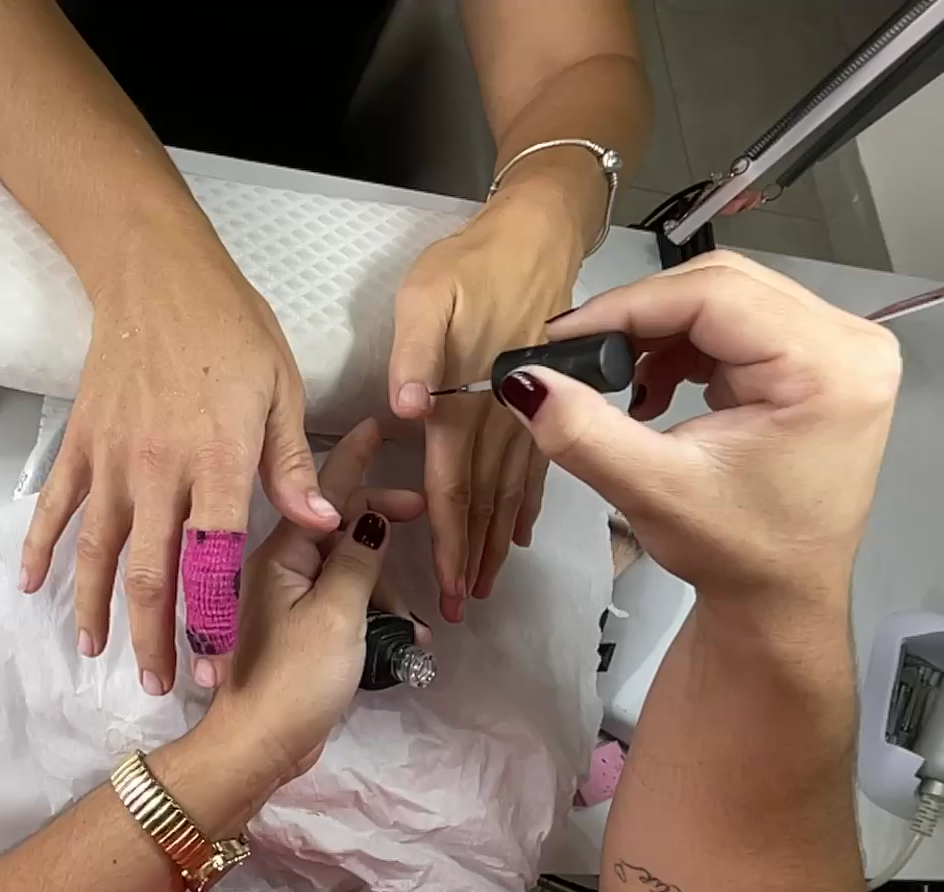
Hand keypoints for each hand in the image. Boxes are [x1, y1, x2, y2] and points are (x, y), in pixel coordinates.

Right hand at [21, 253, 340, 696]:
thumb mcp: (281, 390)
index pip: (217, 558)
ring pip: (97, 550)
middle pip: (153, 571)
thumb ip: (292, 465)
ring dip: (97, 608)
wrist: (157, 277)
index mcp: (218, 460)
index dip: (217, 619)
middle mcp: (159, 471)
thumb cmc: (231, 329)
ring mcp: (111, 460)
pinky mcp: (80, 445)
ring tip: (97, 654)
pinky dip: (40, 548)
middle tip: (157, 684)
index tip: (217, 670)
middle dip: (155, 634)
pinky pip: (53, 505)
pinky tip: (32, 587)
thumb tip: (319, 523)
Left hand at [192, 420, 425, 786]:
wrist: (259, 746)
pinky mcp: (301, 627)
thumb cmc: (294, 678)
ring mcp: (289, 597)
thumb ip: (356, 559)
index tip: (384, 423)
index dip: (356, 458)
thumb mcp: (334, 614)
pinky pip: (345, 602)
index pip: (323, 492)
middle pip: (339, 525)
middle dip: (382, 522)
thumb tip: (374, 515)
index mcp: (280, 552)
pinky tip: (403, 640)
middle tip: (426, 513)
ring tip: (415, 622)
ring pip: (348, 567)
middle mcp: (280, 566)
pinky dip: (373, 614)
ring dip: (384, 587)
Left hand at [388, 190, 582, 620]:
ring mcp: (520, 417)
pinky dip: (525, 505)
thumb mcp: (428, 295)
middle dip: (472, 559)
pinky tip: (521, 532)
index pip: (453, 492)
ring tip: (489, 582)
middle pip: (482, 506)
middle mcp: (496, 424)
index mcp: (462, 408)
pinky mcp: (533, 405)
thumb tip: (406, 410)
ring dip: (498, 542)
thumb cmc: (471, 264)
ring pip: (508, 496)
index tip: (451, 588)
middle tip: (465, 606)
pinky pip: (533, 468)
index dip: (451, 543)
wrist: (537, 235)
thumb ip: (415, 354)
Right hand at [499, 251, 900, 606]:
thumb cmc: (732, 547)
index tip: (556, 341)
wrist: (777, 589)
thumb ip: (582, 431)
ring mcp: (831, 350)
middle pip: (720, 286)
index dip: (624, 308)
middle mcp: (847, 341)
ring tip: (614, 381)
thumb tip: (522, 381)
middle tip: (575, 356)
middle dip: (636, 316)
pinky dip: (673, 348)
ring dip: (652, 332)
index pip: (713, 295)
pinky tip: (649, 390)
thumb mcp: (650, 488)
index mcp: (829, 366)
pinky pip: (728, 326)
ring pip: (721, 300)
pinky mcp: (808, 364)